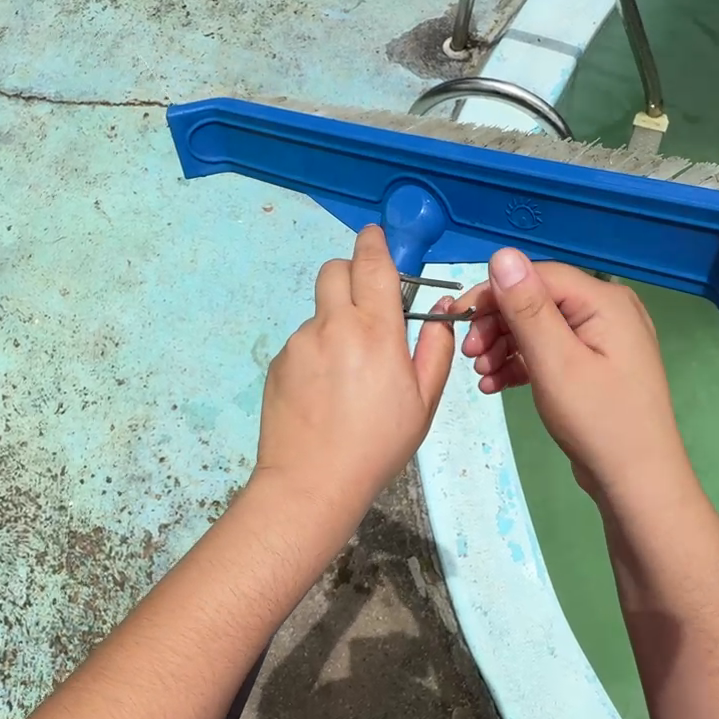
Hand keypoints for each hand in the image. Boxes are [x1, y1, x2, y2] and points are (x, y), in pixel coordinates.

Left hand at [252, 226, 456, 517]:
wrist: (312, 481)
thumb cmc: (378, 446)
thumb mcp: (423, 402)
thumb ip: (435, 349)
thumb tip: (440, 310)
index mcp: (375, 330)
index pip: (371, 262)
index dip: (374, 242)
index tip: (374, 237)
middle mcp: (332, 325)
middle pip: (333, 270)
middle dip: (349, 276)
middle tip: (363, 307)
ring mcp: (299, 343)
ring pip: (317, 313)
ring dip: (333, 325)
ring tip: (343, 377)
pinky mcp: (278, 363)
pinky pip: (301, 344)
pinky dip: (314, 355)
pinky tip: (321, 394)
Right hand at [458, 248, 688, 497]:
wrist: (635, 480)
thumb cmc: (597, 420)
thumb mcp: (555, 362)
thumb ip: (527, 308)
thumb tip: (501, 254)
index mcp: (604, 301)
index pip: (536, 276)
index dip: (493, 292)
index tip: (457, 318)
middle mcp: (607, 311)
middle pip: (537, 300)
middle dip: (497, 324)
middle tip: (468, 354)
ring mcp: (603, 340)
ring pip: (540, 328)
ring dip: (504, 346)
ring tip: (480, 375)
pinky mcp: (594, 366)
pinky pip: (550, 353)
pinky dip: (520, 365)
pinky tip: (495, 385)